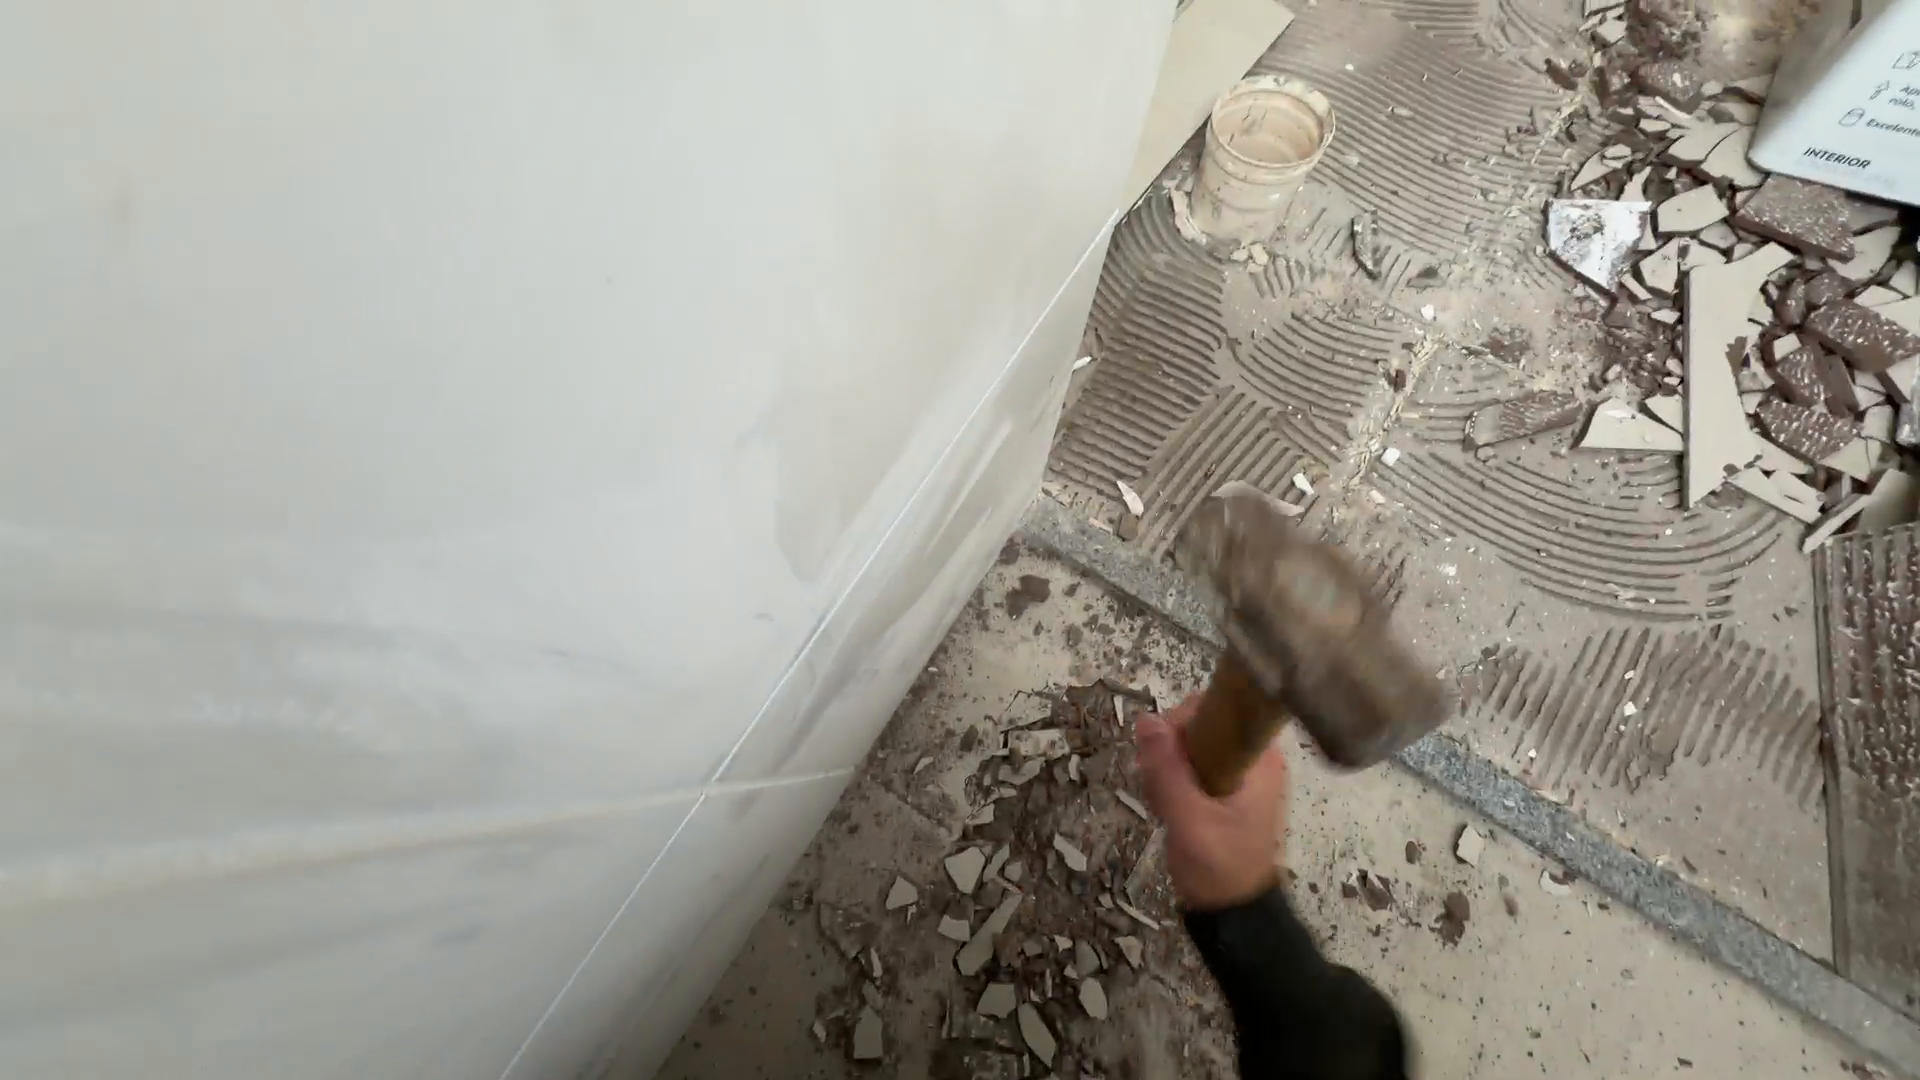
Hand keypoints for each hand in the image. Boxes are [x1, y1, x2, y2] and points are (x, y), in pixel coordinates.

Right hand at [1133, 692, 1288, 910]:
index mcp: (1259, 757)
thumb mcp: (1190, 820)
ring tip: (1164, 802)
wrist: (1232, 915)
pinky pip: (1188, 763)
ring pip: (1187, 744)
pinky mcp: (1224, 786)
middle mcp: (1252, 756)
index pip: (1216, 707)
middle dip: (1169, 749)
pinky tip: (1167, 806)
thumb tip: (1146, 720)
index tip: (1163, 752)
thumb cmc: (1219, 867)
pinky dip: (1171, 779)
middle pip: (1197, 723)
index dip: (1182, 721)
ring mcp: (1238, 771)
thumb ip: (1168, 770)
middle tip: (1159, 784)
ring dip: (1166, 767)